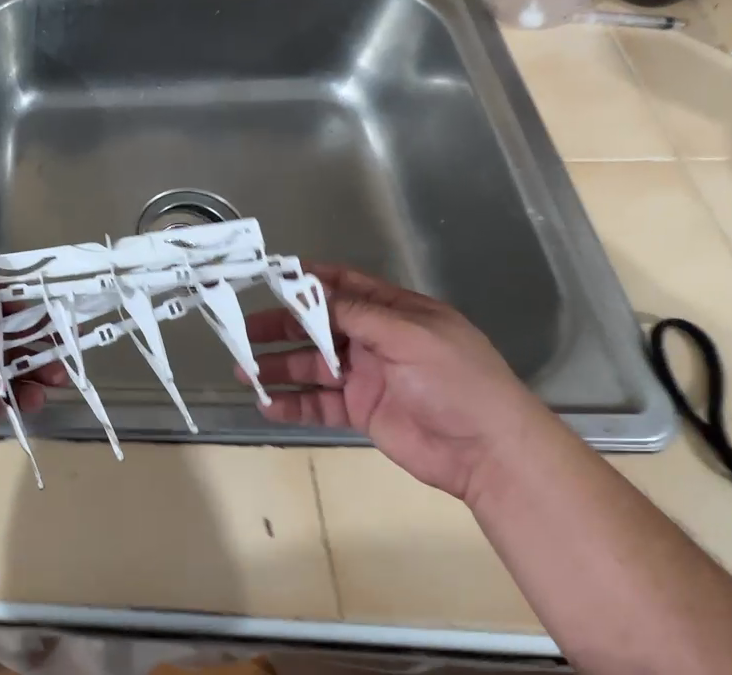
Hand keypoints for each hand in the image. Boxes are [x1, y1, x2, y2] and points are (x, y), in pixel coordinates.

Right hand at [239, 263, 554, 501]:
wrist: (490, 452)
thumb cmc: (456, 381)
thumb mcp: (410, 336)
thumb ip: (357, 314)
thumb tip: (313, 292)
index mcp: (394, 313)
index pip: (343, 287)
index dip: (306, 281)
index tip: (267, 278)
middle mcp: (376, 339)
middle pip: (317, 326)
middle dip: (280, 326)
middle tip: (241, 331)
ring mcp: (367, 376)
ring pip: (312, 366)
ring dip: (278, 367)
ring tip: (243, 372)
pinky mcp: (361, 411)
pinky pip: (319, 403)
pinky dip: (292, 403)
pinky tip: (267, 405)